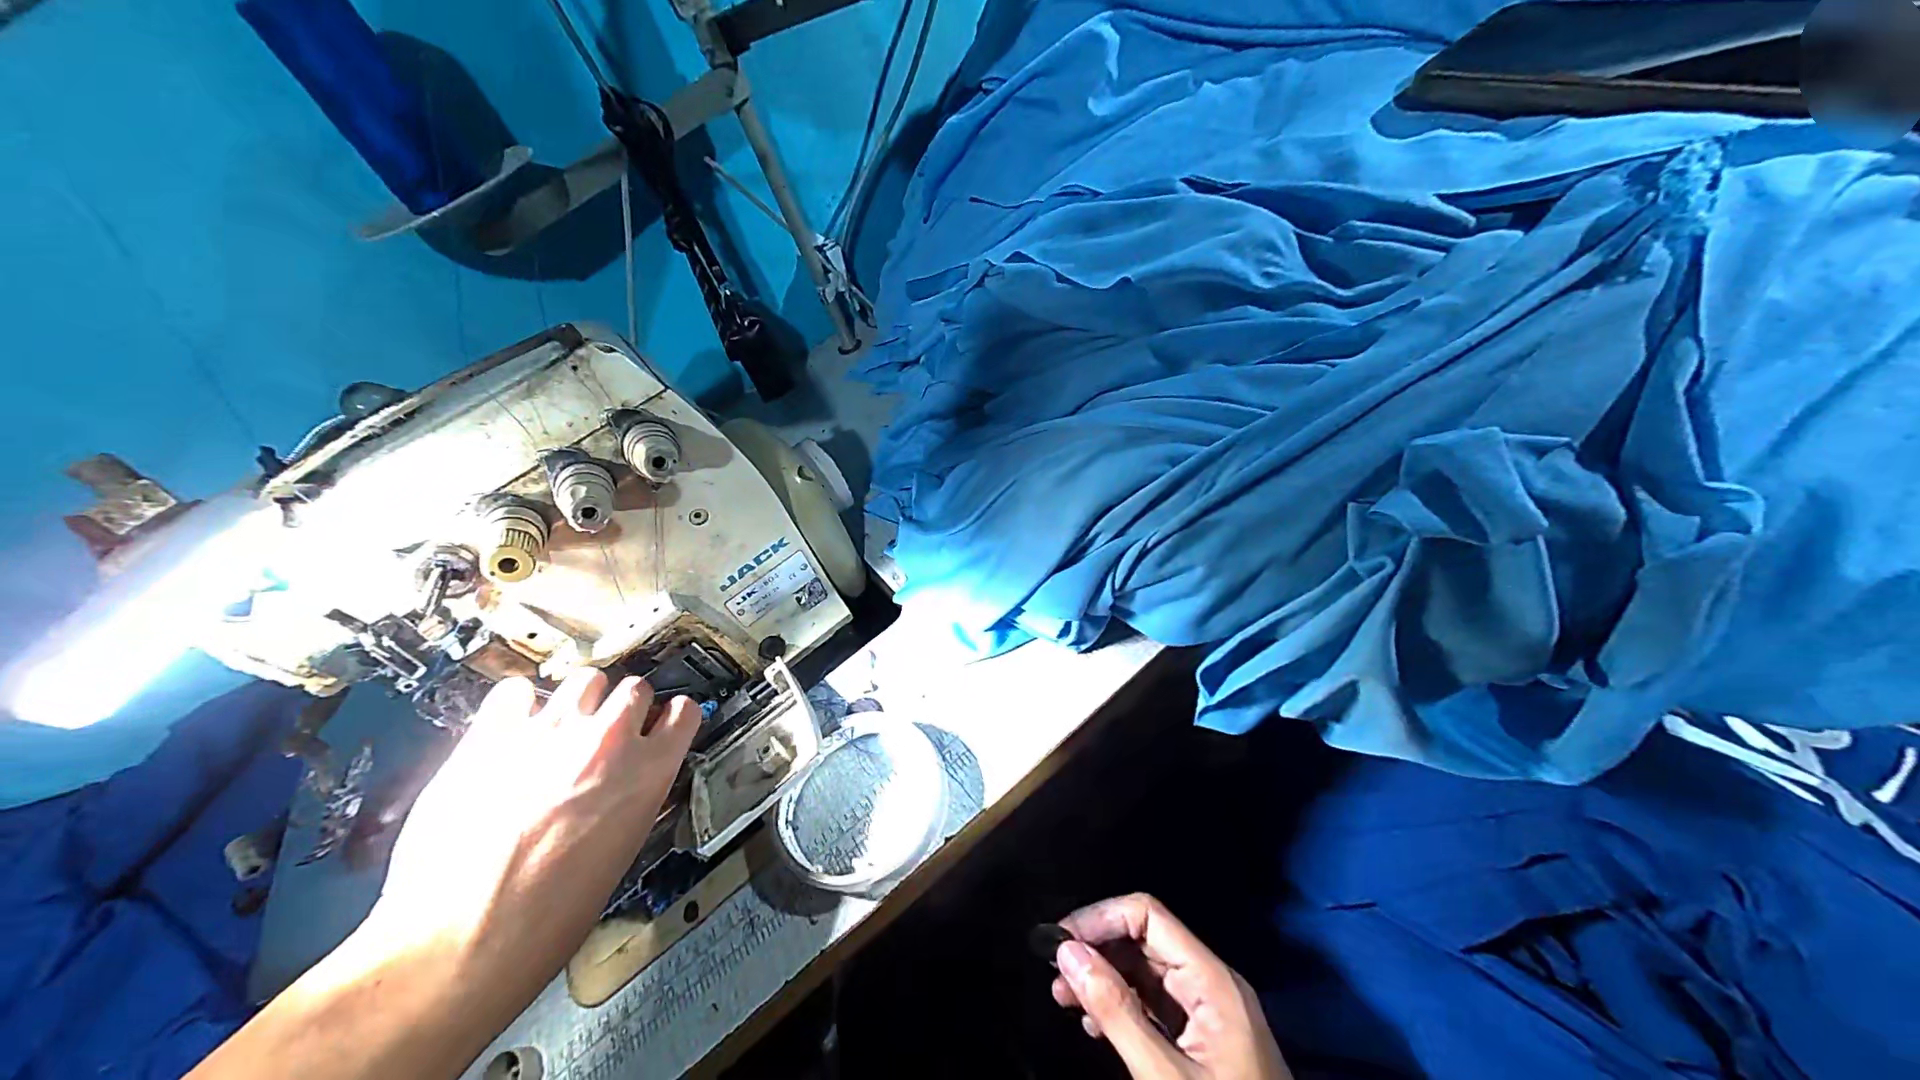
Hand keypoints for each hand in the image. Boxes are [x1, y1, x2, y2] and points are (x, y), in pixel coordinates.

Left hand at [192, 670, 698, 1079]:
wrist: (464, 941)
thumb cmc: (546, 917)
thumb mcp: (622, 851)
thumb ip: (633, 796)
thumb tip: (627, 781)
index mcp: (648, 772)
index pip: (684, 712)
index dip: (670, 719)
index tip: (661, 723)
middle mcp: (607, 742)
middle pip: (634, 688)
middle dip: (625, 706)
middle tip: (608, 730)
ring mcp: (549, 732)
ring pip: (584, 679)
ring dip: (581, 700)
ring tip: (563, 727)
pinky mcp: (492, 735)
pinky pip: (516, 691)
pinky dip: (519, 703)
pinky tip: (515, 724)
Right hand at [1049, 894, 1290, 1079]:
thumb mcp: (1166, 1077)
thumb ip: (1117, 1012)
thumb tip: (1067, 951)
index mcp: (1211, 980)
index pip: (1148, 915)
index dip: (1101, 919)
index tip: (1060, 944)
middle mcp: (1210, 984)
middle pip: (1144, 940)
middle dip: (1097, 951)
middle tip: (1056, 979)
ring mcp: (1207, 1013)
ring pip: (1144, 972)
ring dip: (1103, 979)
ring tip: (1064, 1000)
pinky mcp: (1202, 1041)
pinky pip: (1153, 1004)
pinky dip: (1120, 1006)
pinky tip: (1094, 1025)